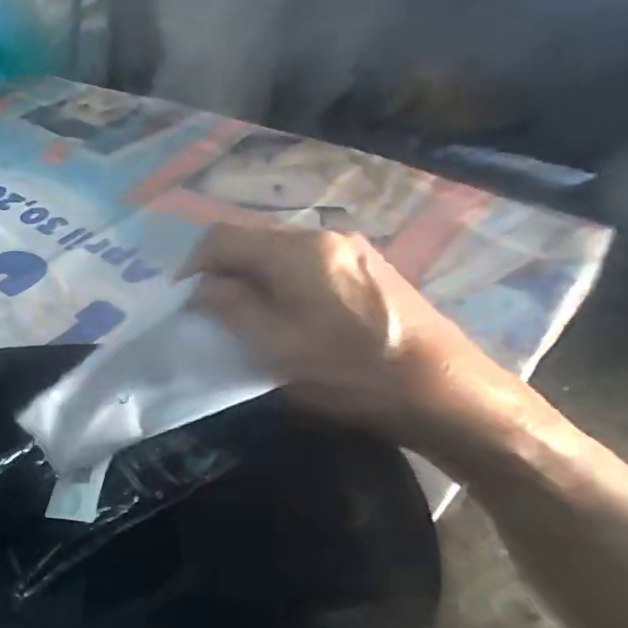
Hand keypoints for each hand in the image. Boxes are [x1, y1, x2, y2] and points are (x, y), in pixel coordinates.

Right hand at [185, 223, 557, 468]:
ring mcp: (352, 249)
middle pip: (250, 240)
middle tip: (207, 314)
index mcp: (299, 251)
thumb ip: (230, 308)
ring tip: (242, 319)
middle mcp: (325, 236)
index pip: (220, 237)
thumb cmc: (351, 373)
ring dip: (249, 279)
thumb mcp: (275, 348)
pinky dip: (278, 283)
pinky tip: (284, 316)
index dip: (190, 267)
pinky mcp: (368, 268)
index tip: (181, 303)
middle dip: (219, 273)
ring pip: (277, 253)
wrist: (446, 391)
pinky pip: (304, 264)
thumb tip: (202, 288)